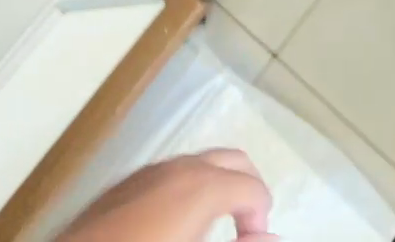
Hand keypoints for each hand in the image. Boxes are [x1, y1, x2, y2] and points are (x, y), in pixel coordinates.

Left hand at [57, 149, 275, 241]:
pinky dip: (189, 189)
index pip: (253, 189)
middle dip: (248, 191)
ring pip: (201, 164)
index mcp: (203, 186)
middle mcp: (181, 167)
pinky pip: (171, 175)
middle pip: (234, 161)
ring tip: (213, 230)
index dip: (261, 218)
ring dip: (219, 188)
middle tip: (246, 230)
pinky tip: (172, 228)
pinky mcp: (123, 186)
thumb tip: (271, 238)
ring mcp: (149, 172)